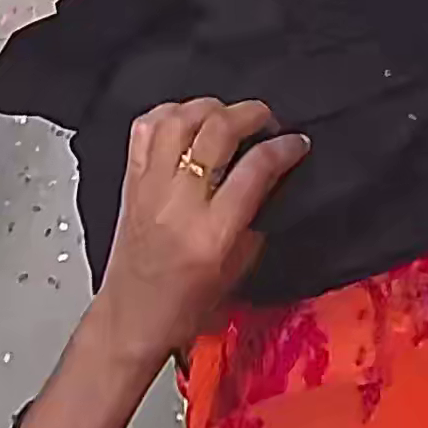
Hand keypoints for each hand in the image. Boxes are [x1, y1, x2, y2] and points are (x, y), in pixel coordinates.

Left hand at [89, 98, 310, 359]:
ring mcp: (150, 186)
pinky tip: (188, 119)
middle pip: (217, 130)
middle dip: (252, 114)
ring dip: (211, 107)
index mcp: (211, 234)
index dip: (284, 146)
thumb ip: (256, 214)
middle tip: (268, 120)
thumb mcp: (237, 268)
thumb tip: (272, 170)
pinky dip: (170, 112)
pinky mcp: (130, 179)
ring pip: (180, 118)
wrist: (129, 321)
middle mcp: (178, 202)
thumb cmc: (187, 305)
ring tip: (228, 115)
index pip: (255, 169)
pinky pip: (146, 126)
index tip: (298, 141)